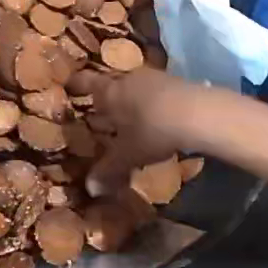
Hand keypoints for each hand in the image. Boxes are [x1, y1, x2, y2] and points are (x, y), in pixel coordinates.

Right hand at [85, 69, 208, 196]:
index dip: (77, 85)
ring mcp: (154, 78)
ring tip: (130, 118)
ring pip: (135, 88)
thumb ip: (108, 170)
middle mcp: (128, 79)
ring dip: (131, 101)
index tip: (69, 85)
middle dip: (106, 98)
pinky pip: (155, 92)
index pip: (86, 83)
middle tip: (100, 112)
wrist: (198, 113)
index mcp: (109, 92)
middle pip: (112, 85)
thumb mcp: (128, 155)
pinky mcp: (177, 82)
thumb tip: (90, 189)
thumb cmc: (152, 131)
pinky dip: (151, 103)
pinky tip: (157, 118)